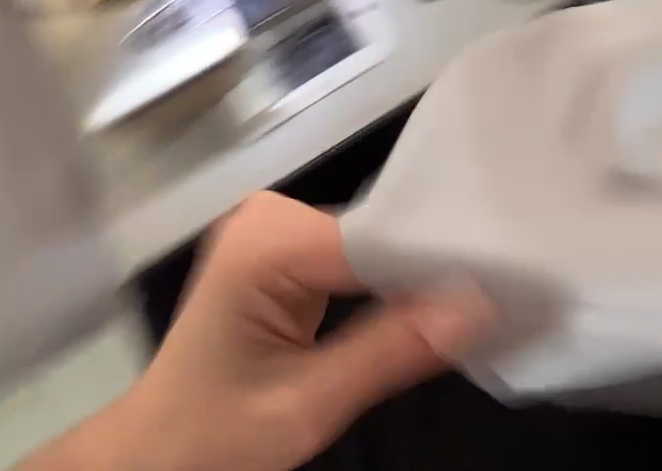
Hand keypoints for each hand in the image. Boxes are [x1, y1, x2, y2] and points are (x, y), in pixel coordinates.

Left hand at [26, 192, 494, 470]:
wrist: (155, 452)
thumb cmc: (213, 436)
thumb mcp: (306, 406)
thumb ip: (391, 352)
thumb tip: (480, 306)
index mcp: (263, 243)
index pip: (371, 240)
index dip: (437, 263)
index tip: (507, 283)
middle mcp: (268, 215)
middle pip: (372, 235)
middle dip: (429, 269)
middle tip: (505, 295)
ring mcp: (273, 227)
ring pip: (367, 244)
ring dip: (412, 276)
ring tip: (479, 297)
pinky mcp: (282, 247)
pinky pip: (350, 255)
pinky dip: (385, 281)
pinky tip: (426, 301)